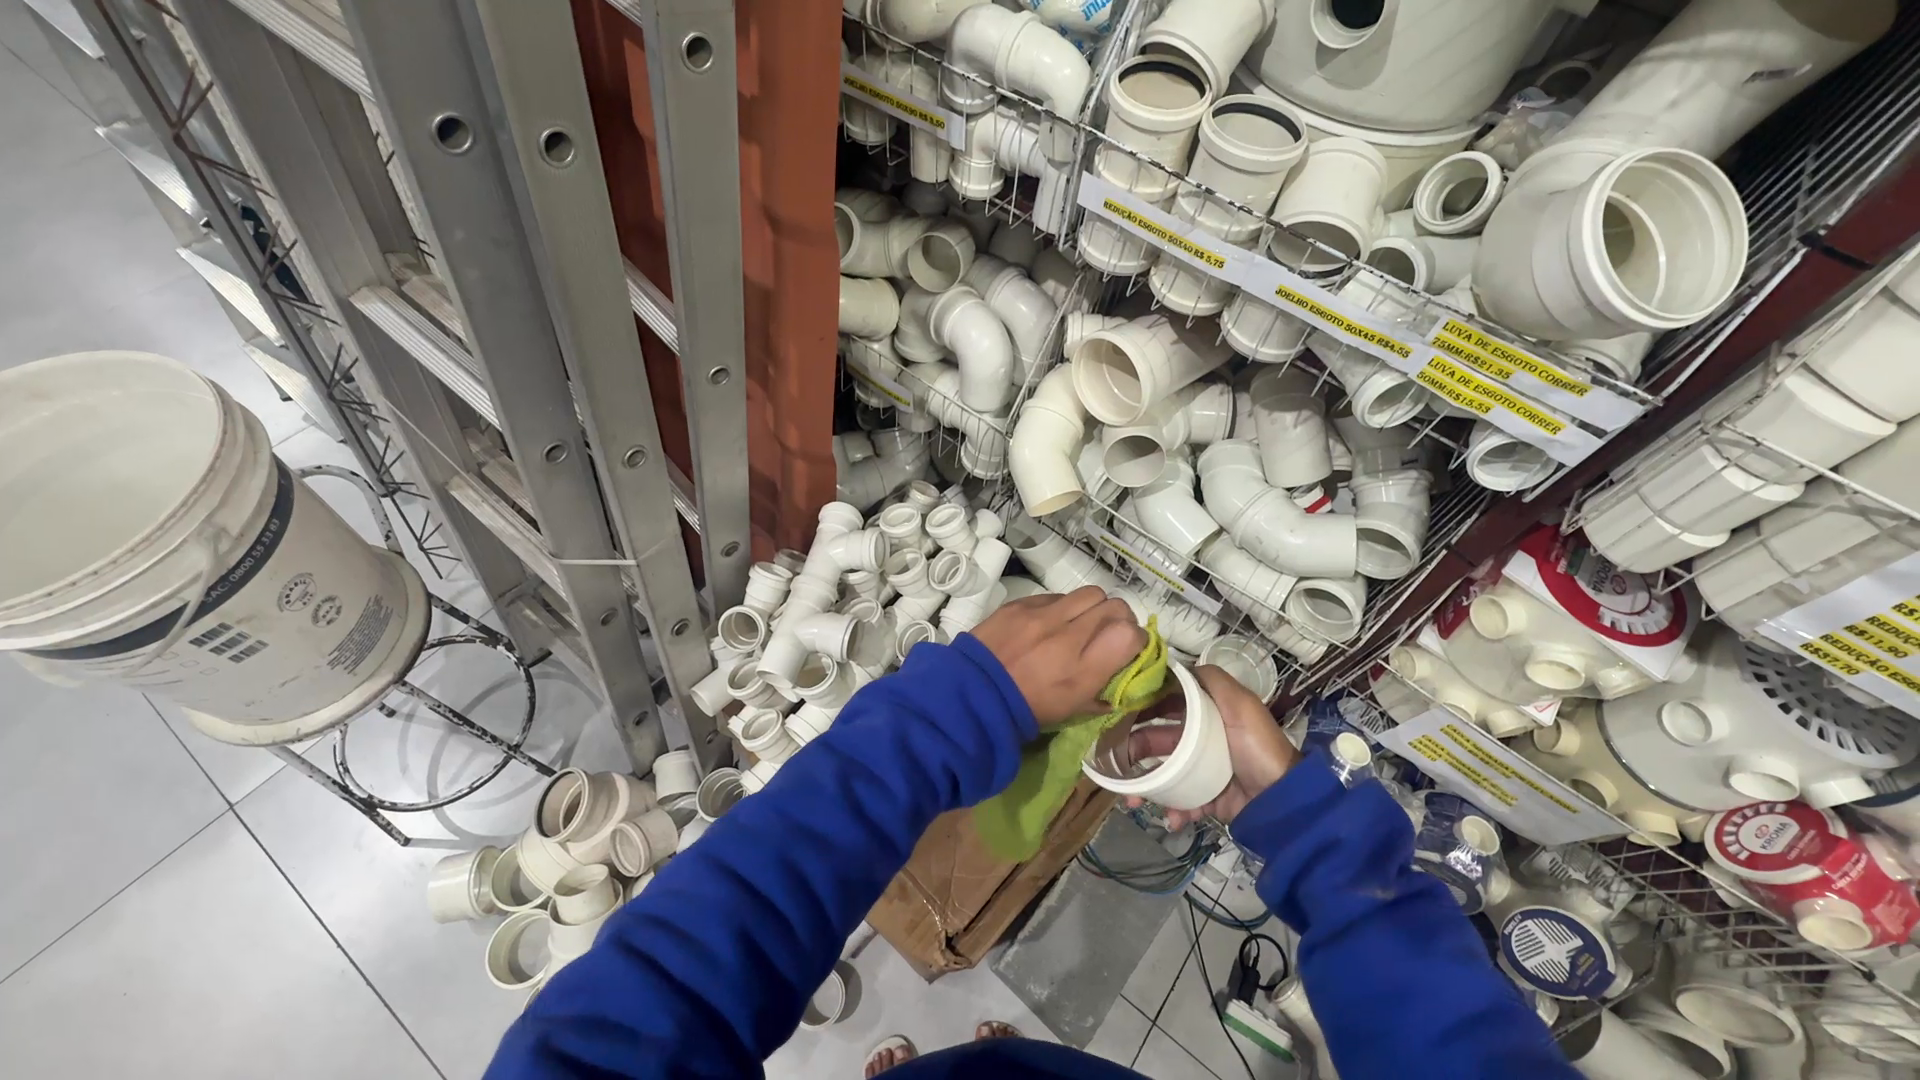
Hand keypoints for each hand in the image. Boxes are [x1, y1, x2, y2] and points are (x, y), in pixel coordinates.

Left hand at [968, 585, 1145, 727]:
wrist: (972, 693)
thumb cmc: (1026, 709)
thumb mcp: (1074, 710)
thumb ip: (1105, 690)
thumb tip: (1126, 675)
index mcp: (1083, 669)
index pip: (1130, 633)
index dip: (1135, 639)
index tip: (1128, 647)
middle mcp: (1068, 635)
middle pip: (1115, 606)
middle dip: (1118, 619)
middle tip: (1107, 633)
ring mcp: (1043, 615)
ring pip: (1089, 593)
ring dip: (1092, 608)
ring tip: (1080, 624)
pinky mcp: (1021, 604)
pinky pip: (1056, 596)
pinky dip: (1061, 607)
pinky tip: (1049, 623)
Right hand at [1125, 665, 1299, 828]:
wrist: (1283, 798)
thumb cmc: (1257, 747)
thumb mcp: (1240, 704)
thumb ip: (1211, 680)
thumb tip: (1177, 666)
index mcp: (1208, 714)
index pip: (1167, 706)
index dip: (1142, 710)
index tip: (1117, 717)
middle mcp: (1203, 740)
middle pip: (1158, 742)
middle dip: (1135, 753)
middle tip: (1117, 765)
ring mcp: (1204, 770)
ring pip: (1164, 774)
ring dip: (1146, 788)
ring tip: (1134, 801)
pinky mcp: (1209, 798)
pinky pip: (1182, 802)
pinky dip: (1174, 810)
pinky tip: (1173, 817)